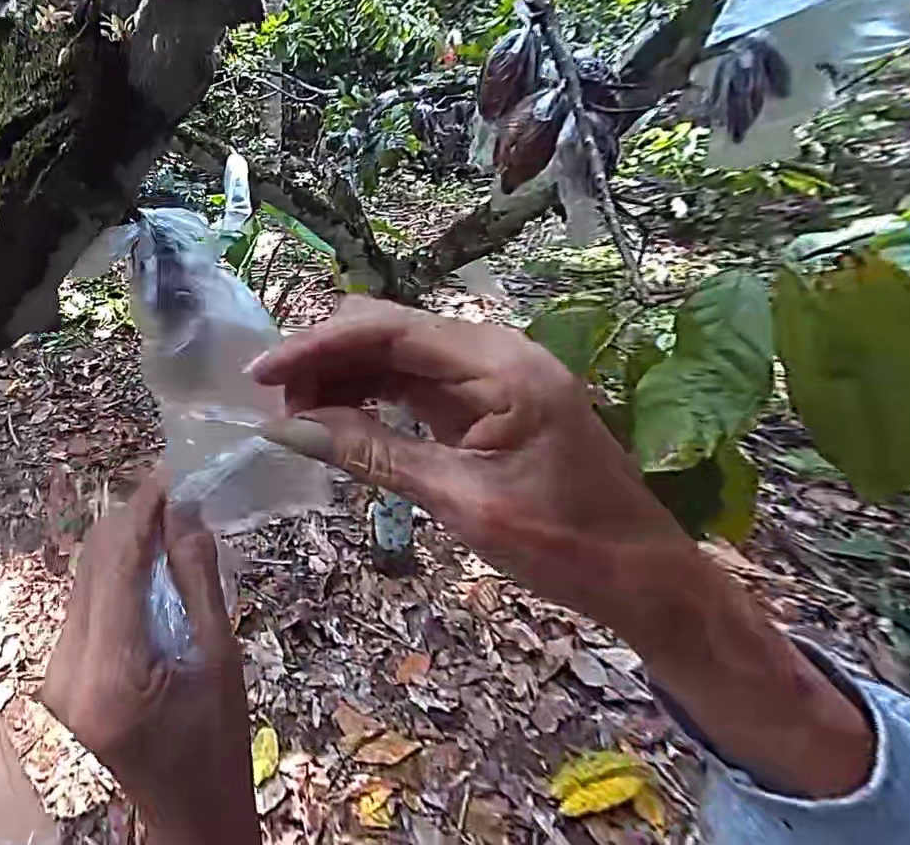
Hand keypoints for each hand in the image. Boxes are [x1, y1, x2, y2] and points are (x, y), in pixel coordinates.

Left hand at [40, 479, 257, 844]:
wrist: (190, 814)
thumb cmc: (218, 743)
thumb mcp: (221, 655)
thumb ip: (197, 577)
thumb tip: (185, 510)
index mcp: (109, 676)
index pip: (117, 566)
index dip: (142, 511)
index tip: (168, 473)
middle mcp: (68, 671)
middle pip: (93, 564)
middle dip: (133, 520)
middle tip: (176, 492)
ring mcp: (57, 673)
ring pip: (85, 576)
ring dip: (124, 540)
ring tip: (167, 517)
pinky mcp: (62, 672)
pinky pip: (87, 599)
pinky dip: (117, 569)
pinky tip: (148, 556)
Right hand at [252, 297, 872, 798]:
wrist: (647, 579)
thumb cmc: (566, 547)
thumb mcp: (460, 501)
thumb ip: (371, 454)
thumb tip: (287, 428)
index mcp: (499, 364)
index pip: (388, 332)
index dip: (316, 346)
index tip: (261, 374)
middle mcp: (491, 351)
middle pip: (386, 331)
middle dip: (323, 358)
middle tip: (276, 404)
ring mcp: (487, 372)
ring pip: (393, 353)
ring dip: (340, 376)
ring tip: (297, 416)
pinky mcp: (481, 397)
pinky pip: (411, 381)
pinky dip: (368, 395)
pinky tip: (336, 418)